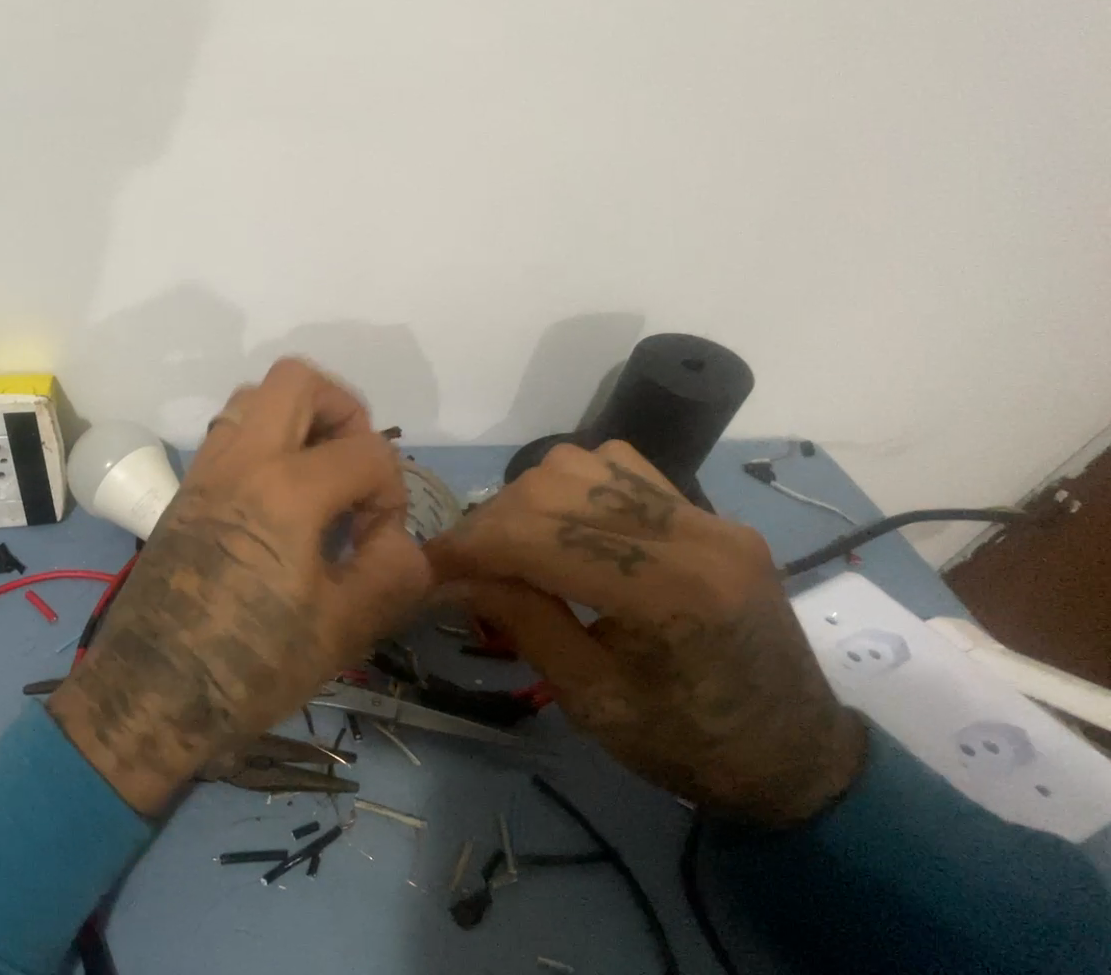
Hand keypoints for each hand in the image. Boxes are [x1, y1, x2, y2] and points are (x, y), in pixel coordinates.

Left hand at [49, 359, 431, 813]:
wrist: (151, 690)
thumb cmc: (250, 664)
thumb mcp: (344, 629)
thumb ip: (394, 571)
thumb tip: (399, 540)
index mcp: (286, 490)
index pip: (366, 450)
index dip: (390, 494)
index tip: (374, 545)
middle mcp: (240, 461)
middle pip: (296, 380)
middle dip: (343, 411)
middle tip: (355, 469)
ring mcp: (204, 471)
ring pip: (253, 398)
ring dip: (296, 421)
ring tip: (318, 480)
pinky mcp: (184, 492)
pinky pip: (227, 434)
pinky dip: (262, 444)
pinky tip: (278, 505)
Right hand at [424, 441, 865, 826]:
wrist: (793, 755)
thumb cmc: (685, 746)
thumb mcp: (590, 698)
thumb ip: (520, 621)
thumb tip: (446, 576)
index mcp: (671, 593)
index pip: (538, 536)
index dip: (469, 546)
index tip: (428, 568)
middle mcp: (695, 534)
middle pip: (554, 488)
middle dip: (490, 523)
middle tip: (465, 568)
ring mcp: (707, 516)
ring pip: (581, 464)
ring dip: (526, 500)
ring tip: (509, 547)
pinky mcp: (708, 513)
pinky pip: (619, 467)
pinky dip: (569, 487)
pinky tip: (559, 527)